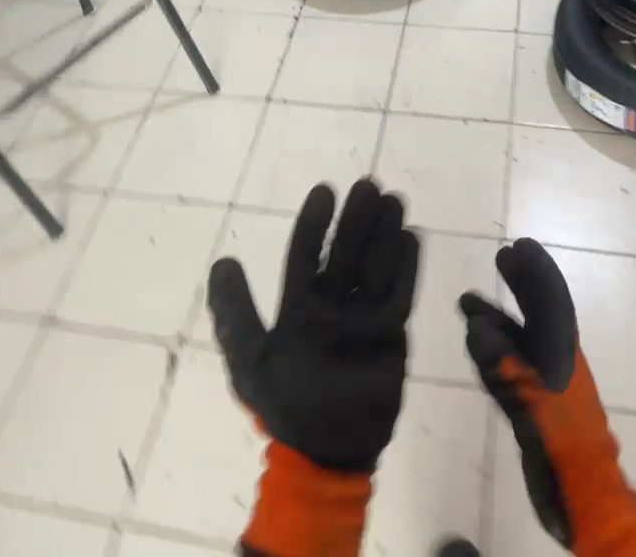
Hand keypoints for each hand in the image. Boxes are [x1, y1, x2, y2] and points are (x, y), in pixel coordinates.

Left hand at [208, 178, 419, 472]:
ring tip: (395, 199)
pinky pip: (402, 294)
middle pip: (347, 253)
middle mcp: (333, 302)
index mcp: (300, 304)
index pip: (308, 254)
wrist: (325, 450)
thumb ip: (236, 313)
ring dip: (385, 233)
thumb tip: (222, 261)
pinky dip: (408, 266)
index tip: (325, 191)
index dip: (315, 222)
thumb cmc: (284, 403)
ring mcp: (364, 315)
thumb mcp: (249, 360)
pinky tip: (413, 235)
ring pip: (376, 265)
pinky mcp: (392, 332)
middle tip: (369, 185)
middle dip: (358, 219)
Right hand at [462, 240, 635, 556]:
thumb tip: (479, 327)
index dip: (537, 274)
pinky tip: (475, 343)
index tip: (521, 246)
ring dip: (497, 319)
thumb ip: (510, 371)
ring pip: (518, 342)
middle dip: (521, 286)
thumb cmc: (570, 451)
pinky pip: (507, 370)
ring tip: (467, 301)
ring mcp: (544, 386)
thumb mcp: (541, 409)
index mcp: (565, 359)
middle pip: (537, 315)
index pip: (551, 305)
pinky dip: (491, 353)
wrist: (586, 500)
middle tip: (501, 258)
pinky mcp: (531, 410)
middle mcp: (556, 365)